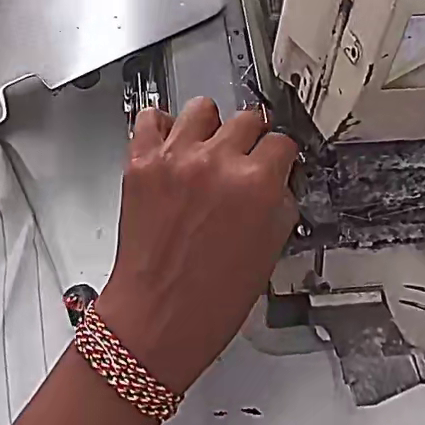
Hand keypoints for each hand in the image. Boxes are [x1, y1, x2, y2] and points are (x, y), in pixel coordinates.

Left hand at [94, 98, 299, 394]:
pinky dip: (164, 127)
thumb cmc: (211, 297)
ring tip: (208, 149)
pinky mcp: (141, 163)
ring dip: (211, 127)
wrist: (159, 316)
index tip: (276, 160)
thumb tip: (277, 178)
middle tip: (245, 159)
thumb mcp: (271, 247)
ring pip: (203, 108)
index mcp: (257, 185)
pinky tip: (172, 145)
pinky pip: (152, 118)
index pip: (282, 142)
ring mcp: (175, 159)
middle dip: (251, 139)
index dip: (282, 155)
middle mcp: (217, 163)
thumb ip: (278, 200)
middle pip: (247, 118)